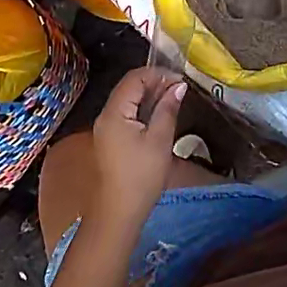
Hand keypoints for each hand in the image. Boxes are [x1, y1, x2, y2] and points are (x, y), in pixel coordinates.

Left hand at [90, 66, 187, 220]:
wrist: (120, 212)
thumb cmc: (141, 176)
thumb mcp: (160, 140)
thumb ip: (168, 109)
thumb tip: (179, 86)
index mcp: (114, 113)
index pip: (134, 79)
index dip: (158, 74)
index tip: (181, 80)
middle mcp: (105, 116)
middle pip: (128, 87)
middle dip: (154, 82)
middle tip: (180, 88)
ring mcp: (106, 128)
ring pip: (127, 100)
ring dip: (150, 96)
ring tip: (174, 99)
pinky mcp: (110, 139)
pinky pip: (126, 114)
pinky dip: (143, 109)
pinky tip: (160, 115)